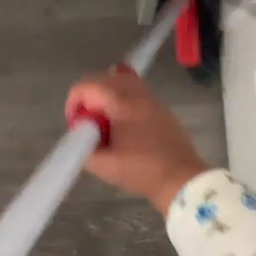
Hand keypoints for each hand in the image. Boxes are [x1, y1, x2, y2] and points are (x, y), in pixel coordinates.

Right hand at [67, 66, 208, 214]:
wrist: (181, 178)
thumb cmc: (141, 171)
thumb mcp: (104, 166)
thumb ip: (83, 150)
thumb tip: (79, 141)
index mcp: (122, 104)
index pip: (89, 85)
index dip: (74, 101)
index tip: (76, 124)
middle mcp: (138, 95)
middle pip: (107, 77)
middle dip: (90, 95)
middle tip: (88, 120)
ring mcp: (153, 102)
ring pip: (124, 83)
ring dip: (108, 97)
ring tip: (104, 123)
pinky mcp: (162, 112)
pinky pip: (137, 95)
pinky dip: (123, 103)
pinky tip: (123, 128)